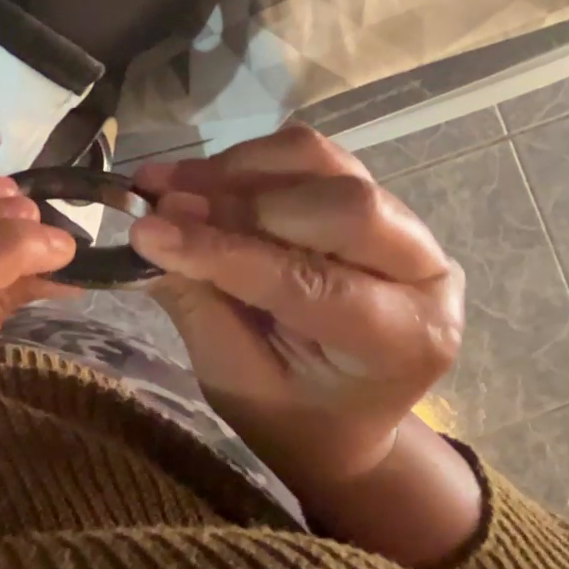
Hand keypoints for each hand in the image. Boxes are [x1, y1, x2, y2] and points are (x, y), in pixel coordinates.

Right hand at [130, 126, 478, 568]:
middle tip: (165, 207)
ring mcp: (402, 225)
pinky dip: (243, 163)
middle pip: (342, 204)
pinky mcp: (368, 195)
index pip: (308, 280)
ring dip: (236, 172)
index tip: (145, 232)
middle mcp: (422, 271)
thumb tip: (150, 229)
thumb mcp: (235, 377)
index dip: (221, 251)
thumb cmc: (287, 410)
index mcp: (402, 340)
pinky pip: (306, 156)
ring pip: (322, 163)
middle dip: (241, 203)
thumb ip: (198, 302)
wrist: (333, 412)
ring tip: (170, 189)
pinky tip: (195, 184)